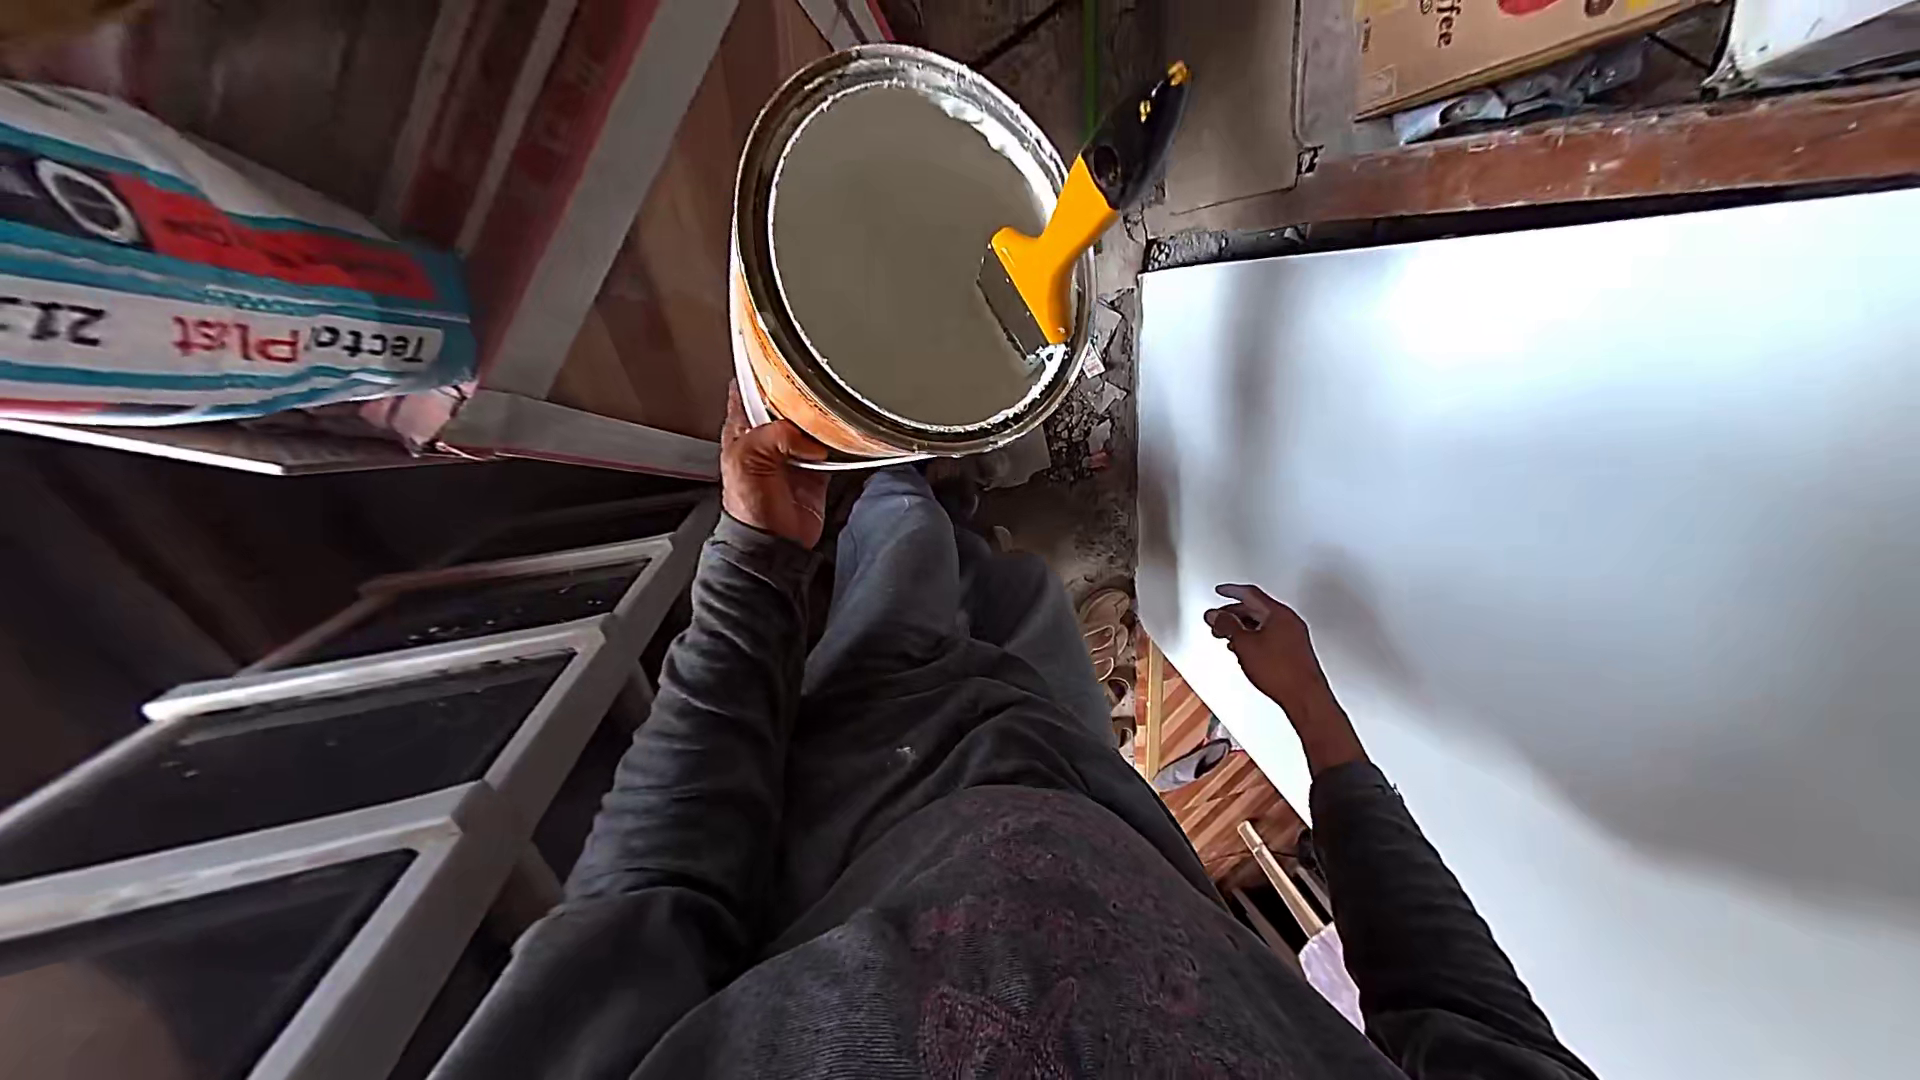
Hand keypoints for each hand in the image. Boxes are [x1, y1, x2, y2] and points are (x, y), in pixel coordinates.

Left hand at [722, 381, 830, 548]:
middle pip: (788, 403)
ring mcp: (795, 453)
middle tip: (818, 383)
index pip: (748, 388)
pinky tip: (846, 436)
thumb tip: (807, 435)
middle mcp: (770, 437)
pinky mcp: (818, 470)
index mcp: (743, 429)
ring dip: (825, 419)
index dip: (760, 372)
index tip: (778, 355)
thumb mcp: (747, 459)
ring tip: (836, 407)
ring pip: (813, 423)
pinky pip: (835, 449)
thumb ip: (773, 435)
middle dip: (802, 394)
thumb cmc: (748, 506)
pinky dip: (842, 444)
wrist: (774, 541)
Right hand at [1204, 584, 1366, 774]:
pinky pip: (1269, 635)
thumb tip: (1216, 615)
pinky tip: (1243, 648)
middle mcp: (1289, 622)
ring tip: (1226, 635)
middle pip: (1256, 608)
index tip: (1221, 589)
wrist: (1304, 697)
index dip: (1231, 590)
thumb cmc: (1281, 671)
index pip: (1251, 593)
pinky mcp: (1294, 650)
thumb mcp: (1243, 644)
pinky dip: (1253, 637)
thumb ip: (1227, 626)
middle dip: (1233, 612)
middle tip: (1217, 618)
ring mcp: (1293, 636)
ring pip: (1262, 623)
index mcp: (1278, 614)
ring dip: (1242, 626)